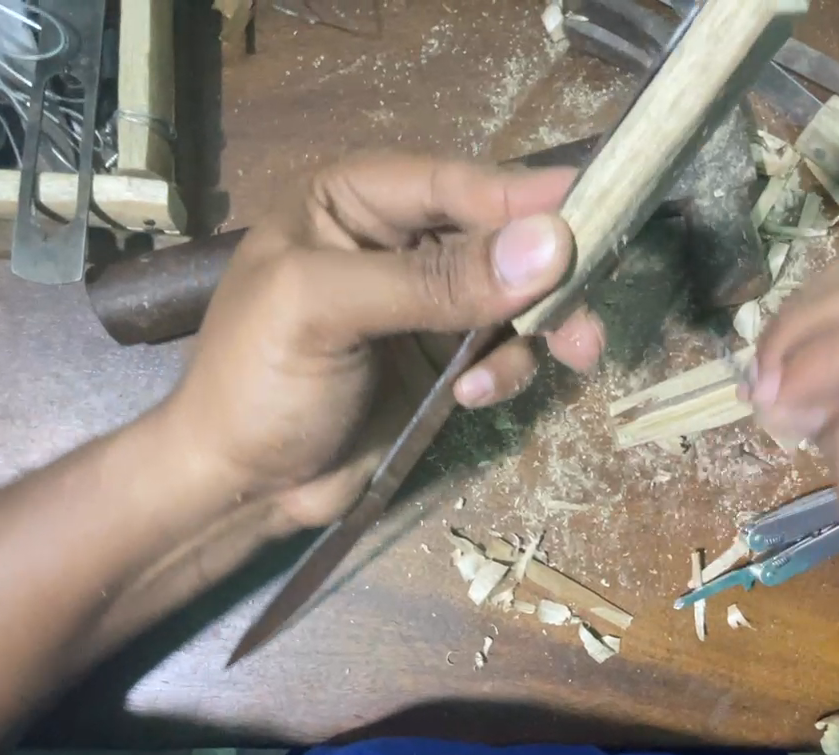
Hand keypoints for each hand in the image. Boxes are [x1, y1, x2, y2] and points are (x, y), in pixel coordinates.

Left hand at [160, 155, 607, 529]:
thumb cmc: (258, 382)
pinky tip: (470, 399)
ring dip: (532, 336)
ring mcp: (427, 309)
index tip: (594, 211)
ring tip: (519, 375)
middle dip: (544, 281)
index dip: (521, 197)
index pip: (452, 184)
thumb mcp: (327, 312)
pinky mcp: (445, 364)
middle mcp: (399, 246)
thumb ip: (433, 280)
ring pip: (514, 301)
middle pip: (499, 241)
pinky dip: (503, 373)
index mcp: (353, 204)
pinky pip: (502, 352)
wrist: (244, 486)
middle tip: (584, 325)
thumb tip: (550, 247)